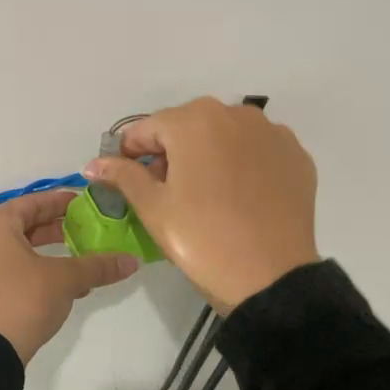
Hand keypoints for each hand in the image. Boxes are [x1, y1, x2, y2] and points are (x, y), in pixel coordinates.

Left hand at [0, 190, 139, 363]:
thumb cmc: (22, 300)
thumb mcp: (65, 279)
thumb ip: (97, 266)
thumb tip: (131, 262)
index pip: (30, 203)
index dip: (58, 202)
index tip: (82, 204)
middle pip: (20, 228)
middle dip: (54, 230)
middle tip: (84, 232)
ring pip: (15, 254)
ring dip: (47, 257)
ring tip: (78, 265)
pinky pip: (7, 274)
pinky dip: (33, 275)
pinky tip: (60, 291)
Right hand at [84, 97, 319, 313]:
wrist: (268, 274)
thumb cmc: (200, 237)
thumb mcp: (152, 207)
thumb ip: (123, 176)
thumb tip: (93, 164)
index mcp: (195, 121)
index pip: (148, 128)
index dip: (130, 153)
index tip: (126, 179)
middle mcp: (236, 114)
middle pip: (188, 126)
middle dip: (170, 151)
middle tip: (164, 191)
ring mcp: (272, 133)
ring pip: (224, 136)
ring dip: (206, 155)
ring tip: (202, 195)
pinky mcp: (296, 156)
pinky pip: (256, 151)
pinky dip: (240, 165)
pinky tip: (235, 198)